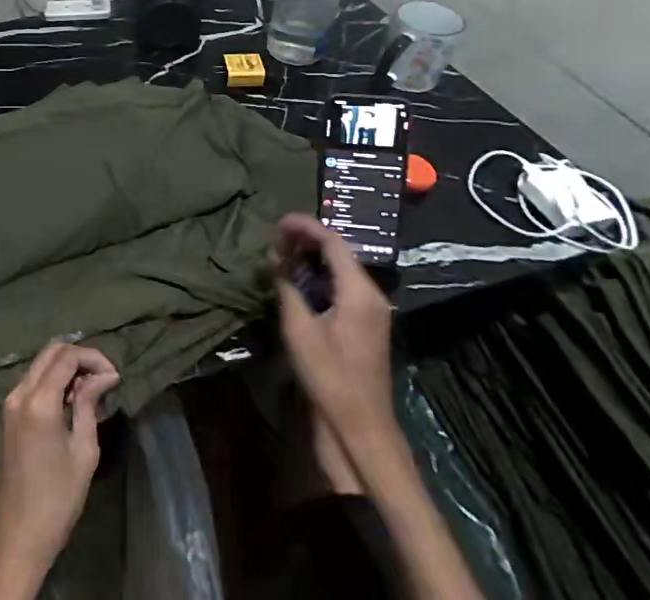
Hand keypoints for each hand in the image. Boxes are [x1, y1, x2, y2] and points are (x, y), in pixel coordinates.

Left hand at [0, 342, 120, 599]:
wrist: (14, 540)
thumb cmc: (56, 499)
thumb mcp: (83, 451)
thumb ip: (90, 405)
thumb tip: (105, 376)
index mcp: (37, 401)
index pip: (67, 356)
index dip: (95, 358)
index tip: (115, 377)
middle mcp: (18, 395)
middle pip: (50, 352)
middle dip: (80, 357)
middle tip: (104, 378)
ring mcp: (9, 406)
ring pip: (40, 366)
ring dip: (66, 369)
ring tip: (92, 392)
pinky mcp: (8, 419)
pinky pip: (32, 383)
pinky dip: (54, 382)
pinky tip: (73, 403)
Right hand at [276, 216, 484, 599]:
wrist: (360, 426)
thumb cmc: (329, 377)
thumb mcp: (300, 331)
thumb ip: (288, 289)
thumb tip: (276, 260)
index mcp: (359, 291)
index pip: (333, 242)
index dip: (305, 227)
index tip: (279, 221)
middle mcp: (372, 293)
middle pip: (340, 253)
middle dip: (308, 241)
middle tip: (277, 238)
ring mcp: (373, 310)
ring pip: (342, 270)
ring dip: (314, 259)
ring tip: (284, 254)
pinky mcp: (367, 324)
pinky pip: (344, 288)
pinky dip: (322, 278)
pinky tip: (300, 281)